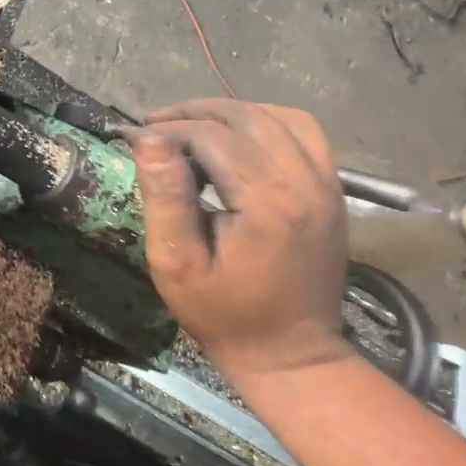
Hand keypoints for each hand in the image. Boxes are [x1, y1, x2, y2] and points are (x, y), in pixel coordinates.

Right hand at [131, 100, 352, 382]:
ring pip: (279, 117)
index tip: (133, 142)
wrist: (291, 353)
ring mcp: (327, 188)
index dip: (166, 131)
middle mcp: (306, 185)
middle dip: (192, 113)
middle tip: (152, 128)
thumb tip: (147, 141)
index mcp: (268, 204)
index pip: (210, 136)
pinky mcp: (333, 193)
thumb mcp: (176, 262)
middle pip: (246, 117)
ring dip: (230, 112)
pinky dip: (265, 123)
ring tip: (190, 126)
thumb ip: (165, 198)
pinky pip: (304, 134)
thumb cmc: (223, 312)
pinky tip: (234, 138)